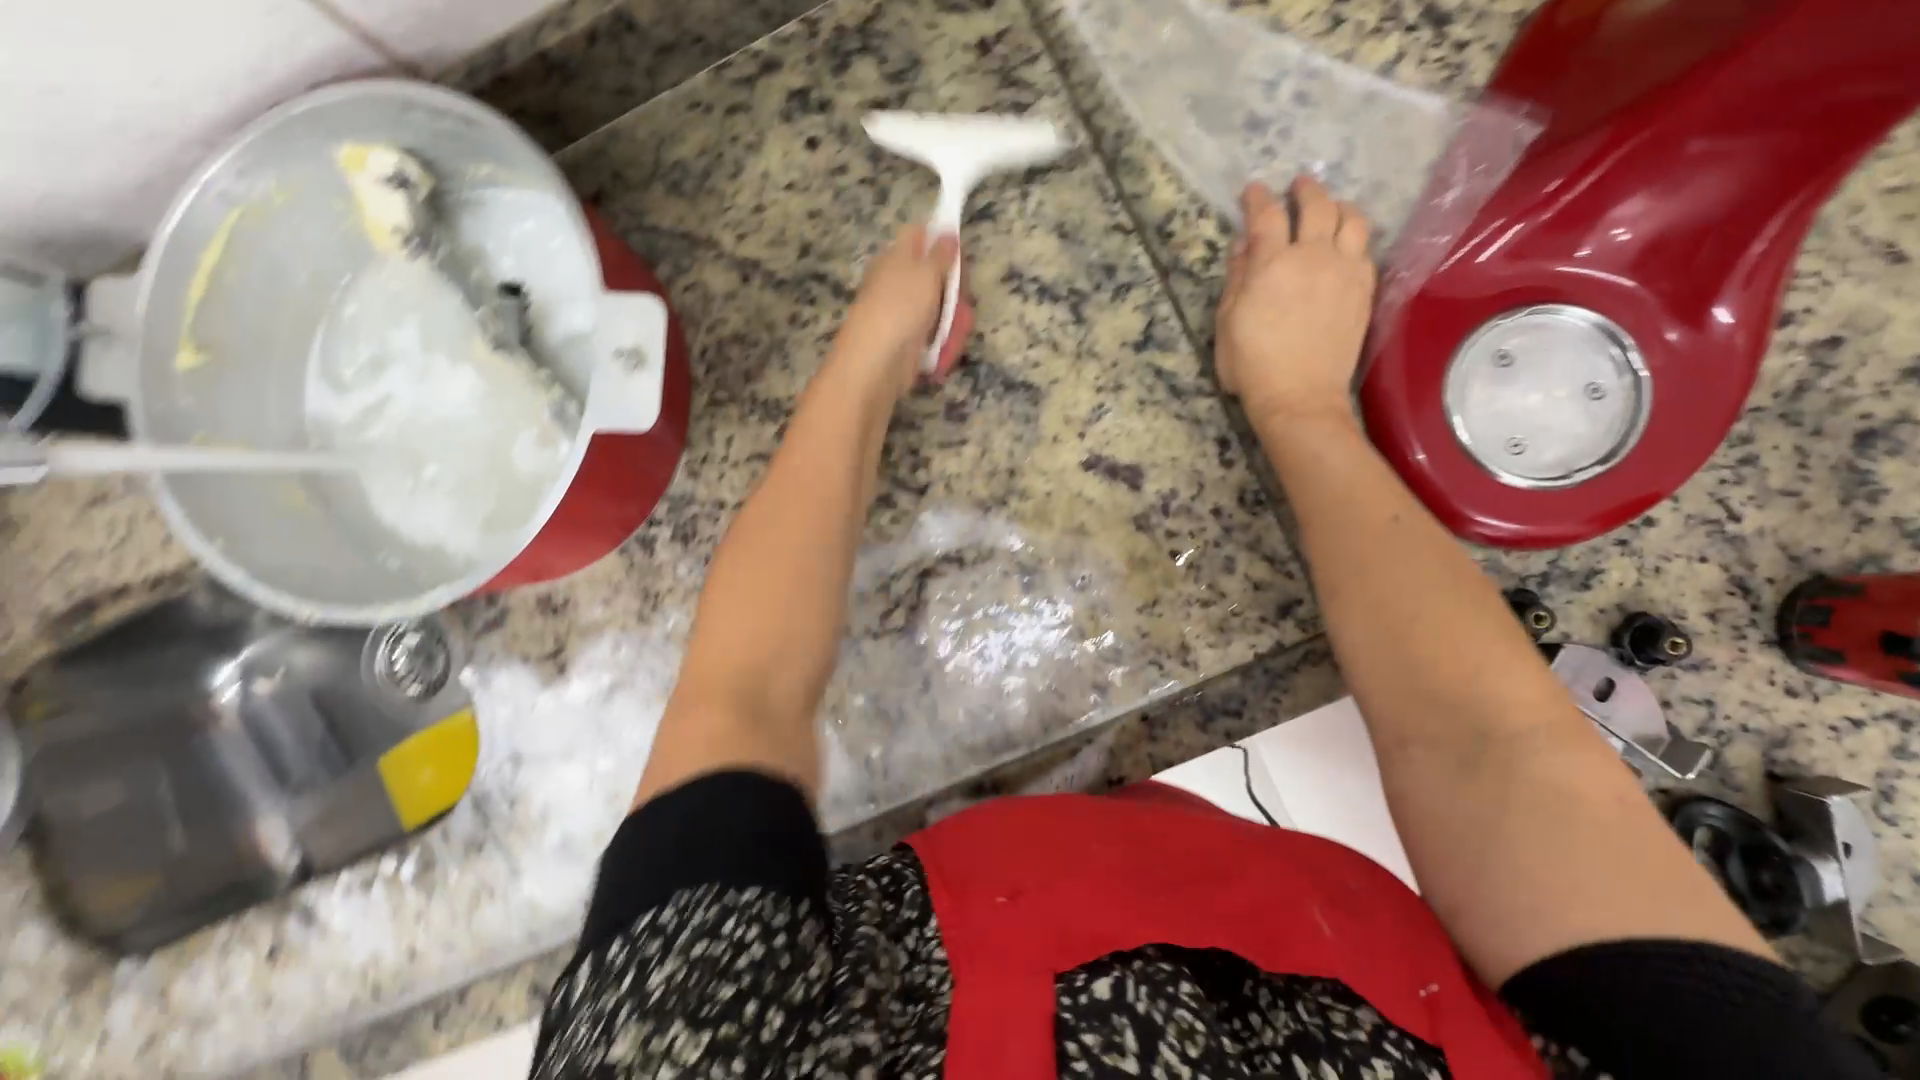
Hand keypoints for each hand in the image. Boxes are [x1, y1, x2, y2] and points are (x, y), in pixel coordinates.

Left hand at [828, 225, 972, 400]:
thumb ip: (940, 252)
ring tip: (951, 336)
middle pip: (939, 277)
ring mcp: (906, 314)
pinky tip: (943, 352)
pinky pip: (937, 336)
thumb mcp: (925, 271)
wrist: (877, 361)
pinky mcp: (912, 341)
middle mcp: (900, 283)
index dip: (942, 243)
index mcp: (896, 257)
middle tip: (961, 304)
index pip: (920, 236)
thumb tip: (947, 232)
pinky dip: (944, 344)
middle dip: (957, 294)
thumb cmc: (899, 307)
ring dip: (954, 324)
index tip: (958, 258)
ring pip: (943, 310)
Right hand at [1216, 177, 1376, 425]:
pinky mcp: (1364, 289)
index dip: (1258, 198)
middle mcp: (1312, 256)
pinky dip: (1354, 238)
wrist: (1299, 396)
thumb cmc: (1252, 365)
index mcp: (1271, 263)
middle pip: (1316, 205)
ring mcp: (1344, 271)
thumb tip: (1244, 247)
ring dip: (1339, 207)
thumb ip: (1236, 278)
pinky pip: (1365, 249)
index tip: (1253, 191)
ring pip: (1352, 220)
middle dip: (1306, 190)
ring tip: (1331, 208)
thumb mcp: (1227, 322)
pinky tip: (1345, 245)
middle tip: (1299, 186)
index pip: (1266, 214)